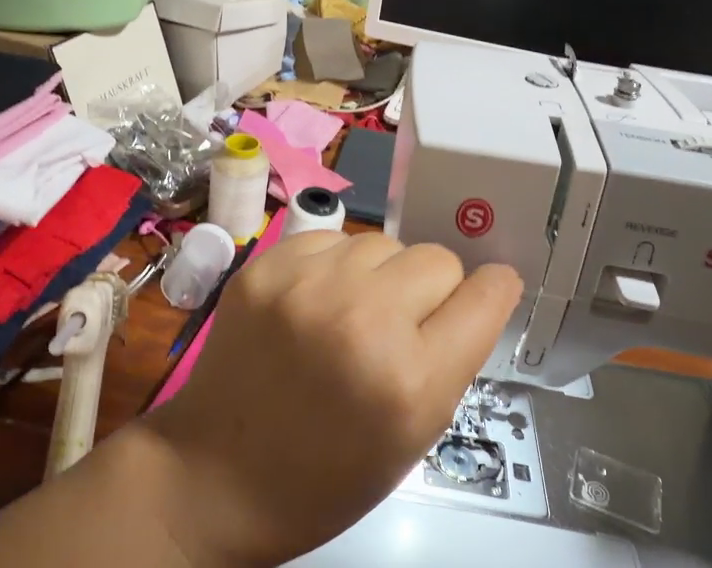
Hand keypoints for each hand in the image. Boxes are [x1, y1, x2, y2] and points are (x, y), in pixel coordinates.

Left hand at [142, 230, 522, 565]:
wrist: (220, 473)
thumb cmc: (330, 471)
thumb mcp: (416, 433)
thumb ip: (453, 357)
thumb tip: (481, 290)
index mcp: (411, 379)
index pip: (485, 295)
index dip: (491, 293)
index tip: (484, 295)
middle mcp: (364, 319)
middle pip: (437, 259)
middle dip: (432, 289)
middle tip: (403, 324)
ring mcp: (308, 286)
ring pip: (384, 242)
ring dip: (382, 274)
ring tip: (355, 313)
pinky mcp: (266, 268)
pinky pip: (332, 239)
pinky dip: (334, 266)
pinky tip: (317, 302)